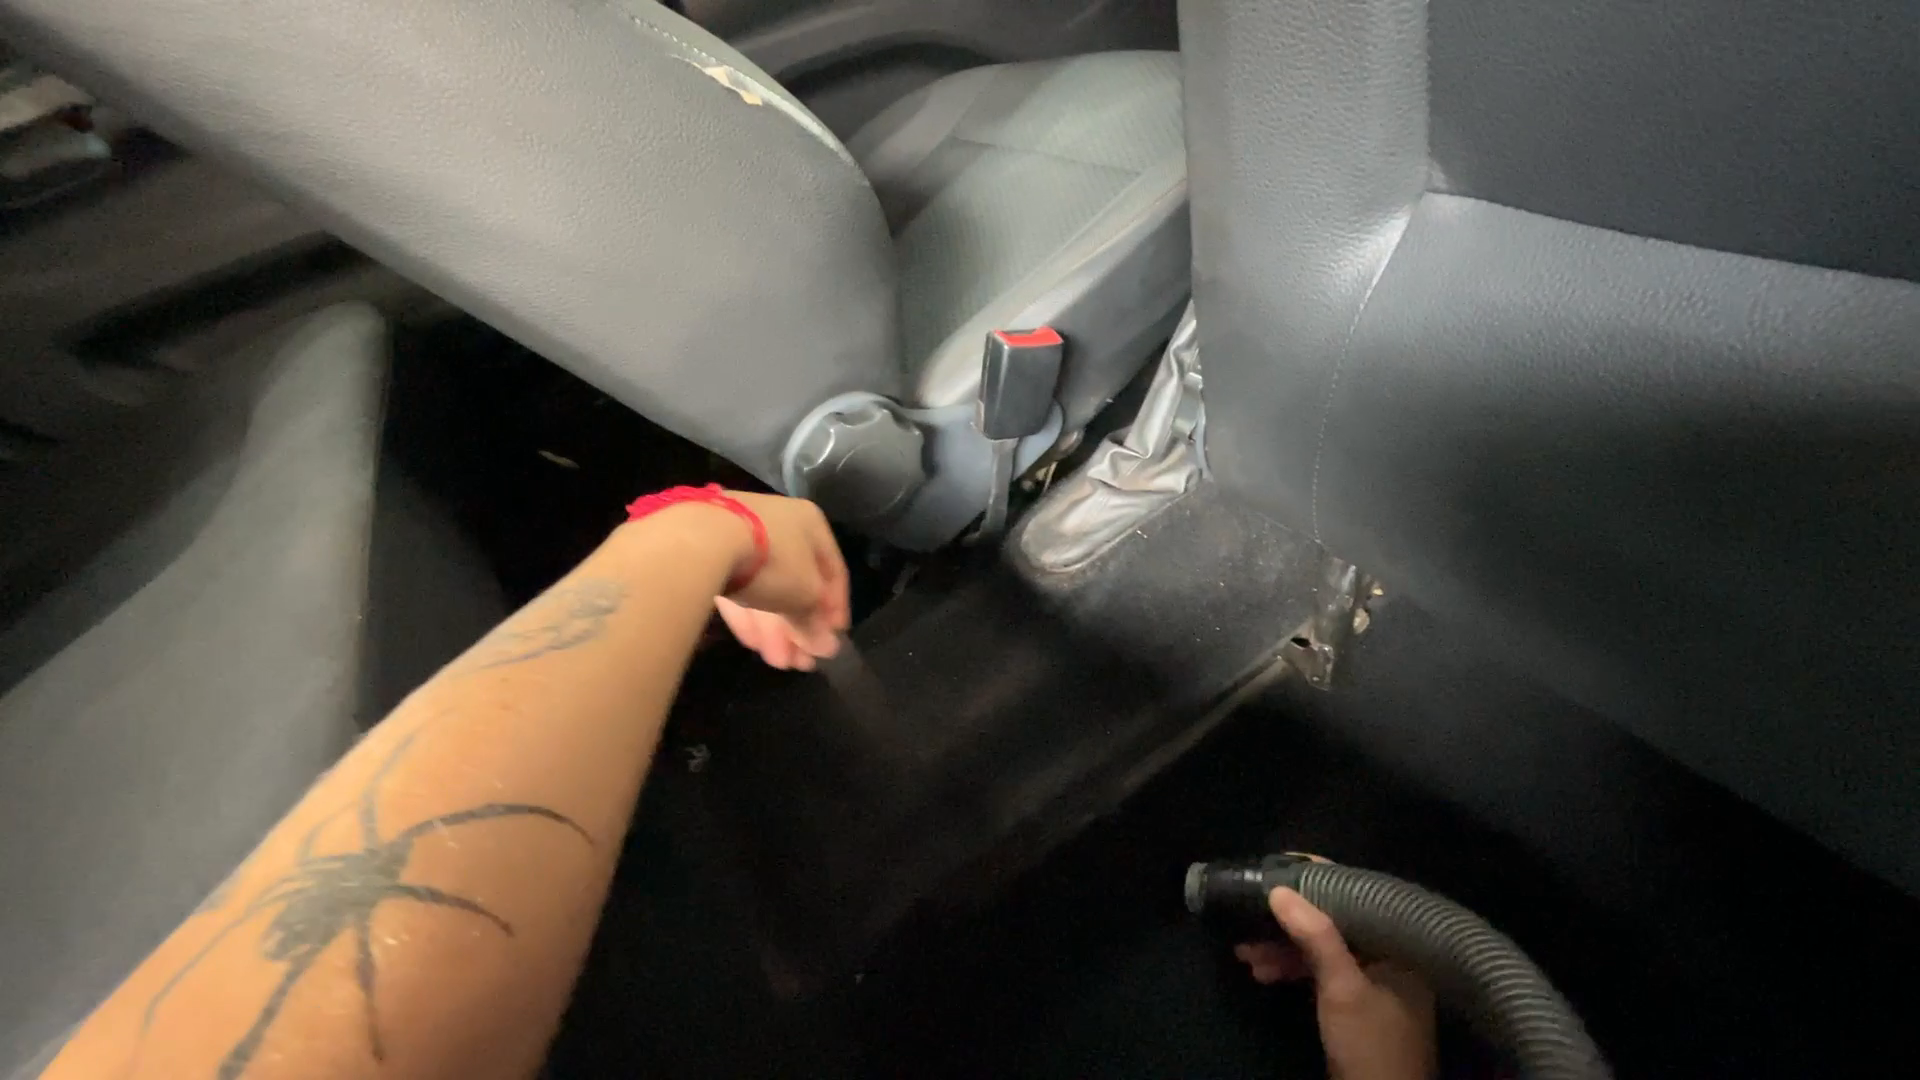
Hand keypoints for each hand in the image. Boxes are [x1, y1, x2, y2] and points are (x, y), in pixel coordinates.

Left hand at [709, 491, 850, 670]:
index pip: (833, 569)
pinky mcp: (709, 551)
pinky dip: (748, 615)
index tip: (833, 638)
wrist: (703, 540)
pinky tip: (752, 644)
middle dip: (799, 628)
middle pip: (795, 583)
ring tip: (777, 663)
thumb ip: (815, 621)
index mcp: (810, 523)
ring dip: (775, 629)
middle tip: (802, 661)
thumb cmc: (773, 561)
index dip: (836, 607)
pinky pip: (737, 587)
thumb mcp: (805, 594)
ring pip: (765, 588)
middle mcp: (779, 524)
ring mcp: (741, 536)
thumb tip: (826, 647)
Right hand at [1235, 888, 1437, 1079]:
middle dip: (1287, 920)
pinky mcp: (1354, 1003)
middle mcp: (1388, 957)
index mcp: (1398, 947)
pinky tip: (1261, 972)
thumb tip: (1278, 889)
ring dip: (1281, 947)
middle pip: (1331, 921)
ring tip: (1245, 953)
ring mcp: (1371, 982)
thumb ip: (1315, 935)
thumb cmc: (1370, 1046)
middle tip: (1250, 914)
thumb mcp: (1341, 988)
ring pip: (1320, 947)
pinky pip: (1318, 970)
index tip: (1276, 870)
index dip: (1314, 880)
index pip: (1355, 895)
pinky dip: (1290, 968)